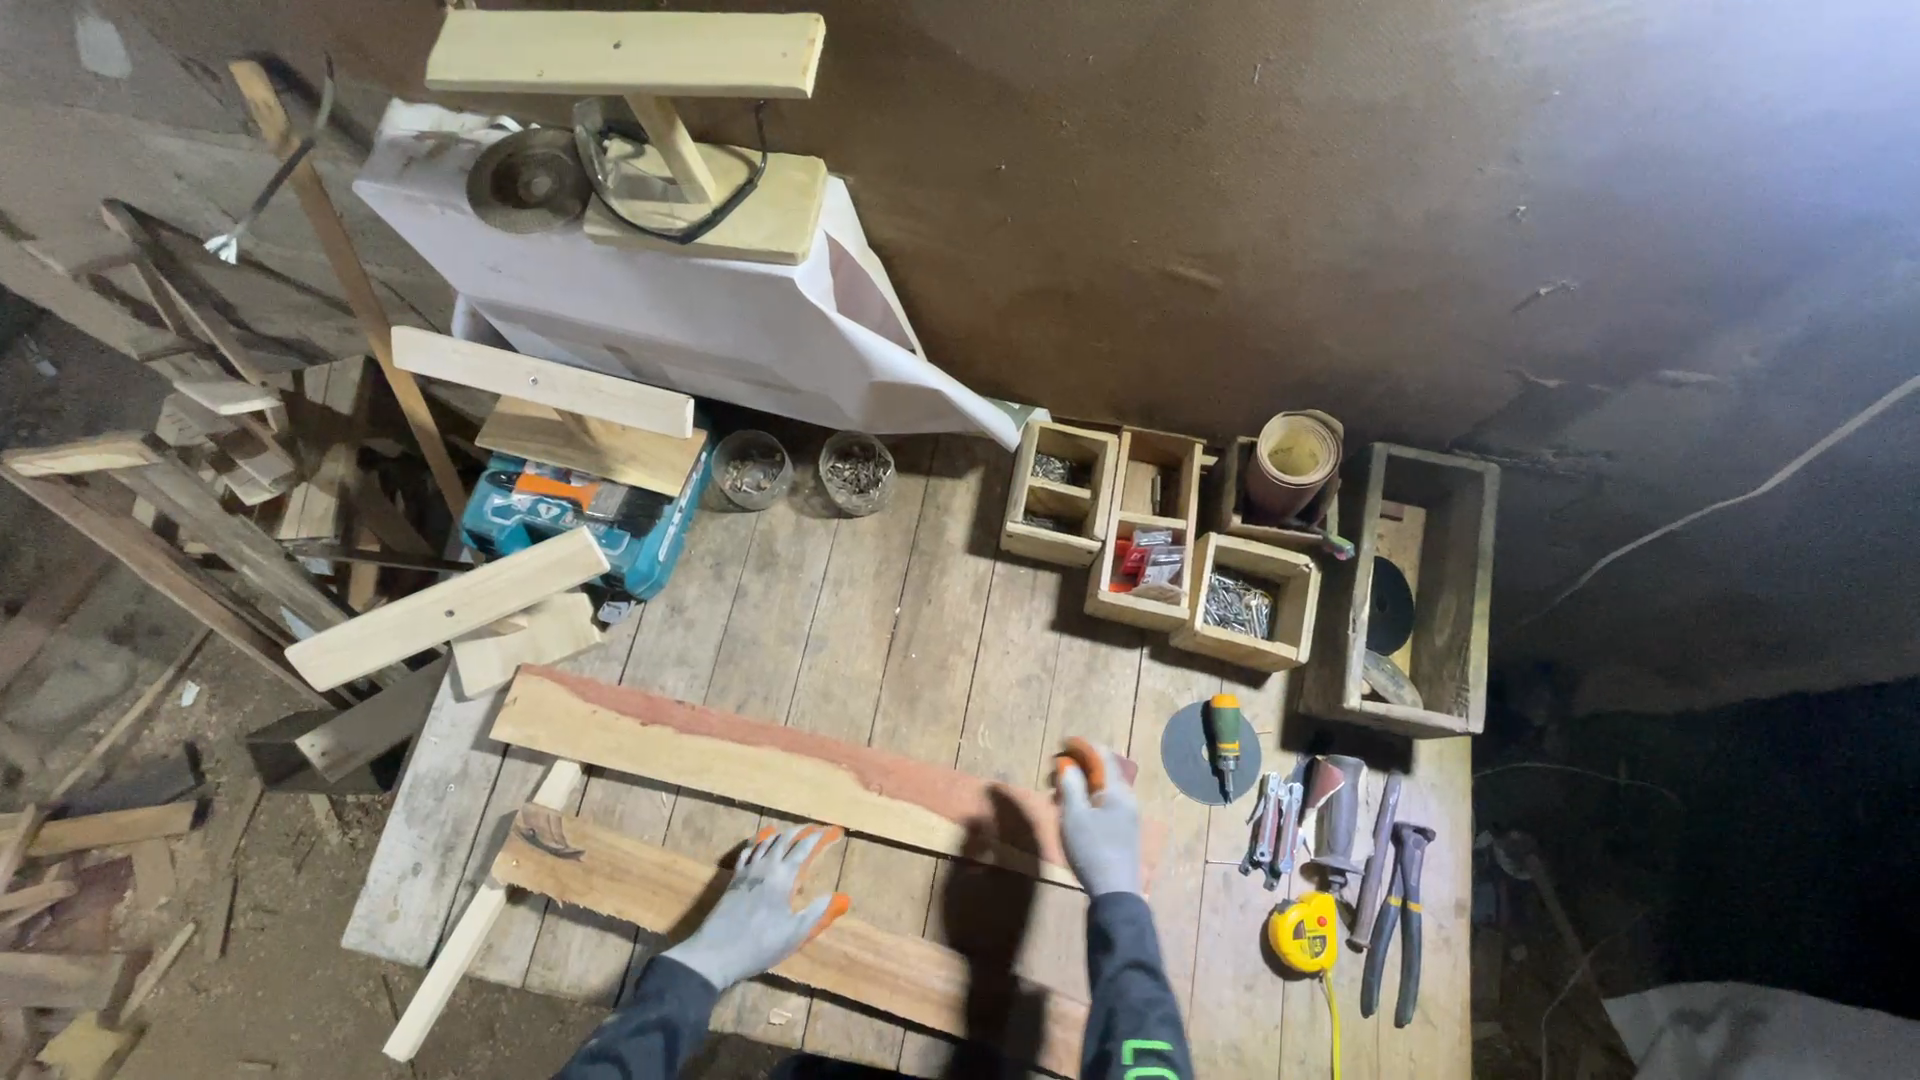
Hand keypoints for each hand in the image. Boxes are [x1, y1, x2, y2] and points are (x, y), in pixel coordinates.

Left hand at [661, 823, 851, 991]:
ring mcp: (746, 872)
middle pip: (783, 839)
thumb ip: (816, 912)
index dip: (817, 837)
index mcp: (783, 876)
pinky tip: (757, 847)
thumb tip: (835, 895)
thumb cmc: (760, 944)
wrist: (715, 953)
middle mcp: (765, 866)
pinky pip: (746, 853)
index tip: (829, 831)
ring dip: (778, 835)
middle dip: (798, 831)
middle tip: (810, 828)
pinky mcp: (732, 880)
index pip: (803, 848)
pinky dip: (756, 845)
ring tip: (787, 834)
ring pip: (764, 843)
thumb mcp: (794, 933)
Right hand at [1054, 741, 1141, 897]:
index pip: (1103, 756)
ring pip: (1105, 788)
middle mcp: (1127, 798)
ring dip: (1084, 784)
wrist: (1116, 892)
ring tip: (1061, 792)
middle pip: (1105, 771)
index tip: (1064, 744)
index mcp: (1117, 791)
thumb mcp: (1074, 816)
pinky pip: (1107, 802)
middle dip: (1081, 766)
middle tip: (1057, 772)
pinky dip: (1090, 798)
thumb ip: (1071, 786)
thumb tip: (1069, 765)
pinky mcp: (1125, 829)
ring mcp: (1129, 815)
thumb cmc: (1093, 850)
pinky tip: (1075, 810)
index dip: (1083, 746)